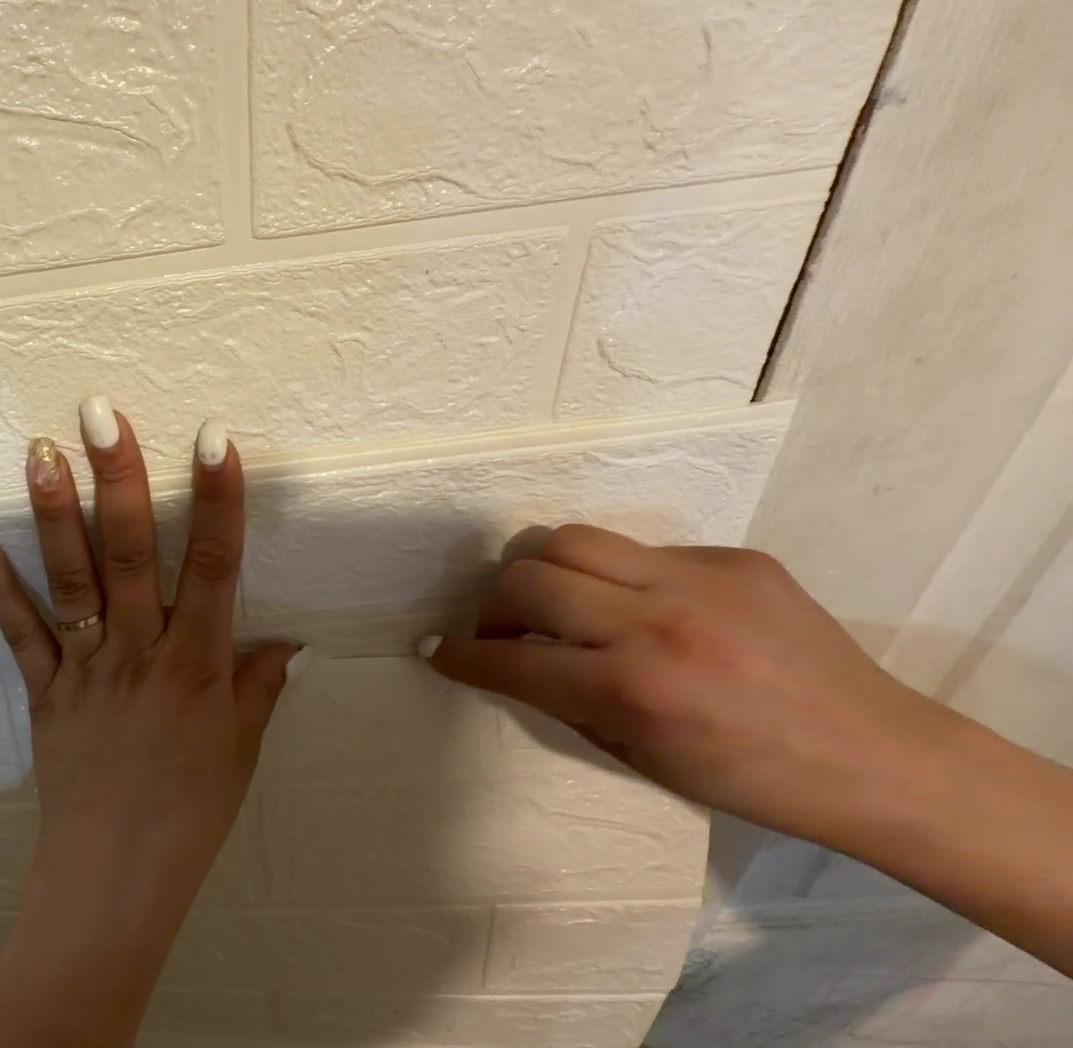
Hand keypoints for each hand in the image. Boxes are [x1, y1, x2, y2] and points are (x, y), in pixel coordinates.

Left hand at [0, 400, 301, 941]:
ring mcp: (86, 668)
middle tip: (99, 414)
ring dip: (54, 513)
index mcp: (196, 664)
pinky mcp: (45, 691)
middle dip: (118, 478)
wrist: (116, 879)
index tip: (212, 438)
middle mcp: (139, 652)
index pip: (213, 566)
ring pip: (71, 579)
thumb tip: (288, 643)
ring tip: (40, 451)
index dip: (217, 500)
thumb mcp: (241, 750)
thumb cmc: (190, 815)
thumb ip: (258, 686)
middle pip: (130, 552)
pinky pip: (20, 635)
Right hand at [429, 524, 966, 848]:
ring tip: (558, 603)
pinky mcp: (735, 557)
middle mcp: (659, 623)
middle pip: (528, 575)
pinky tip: (643, 608)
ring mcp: (700, 580)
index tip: (440, 652)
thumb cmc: (750, 780)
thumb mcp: (639, 756)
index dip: (463, 655)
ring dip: (545, 572)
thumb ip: (564, 700)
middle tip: (506, 630)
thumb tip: (509, 660)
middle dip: (495, 606)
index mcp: (635, 689)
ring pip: (573, 539)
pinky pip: (641, 550)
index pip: (512, 657)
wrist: (881, 758)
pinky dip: (618, 577)